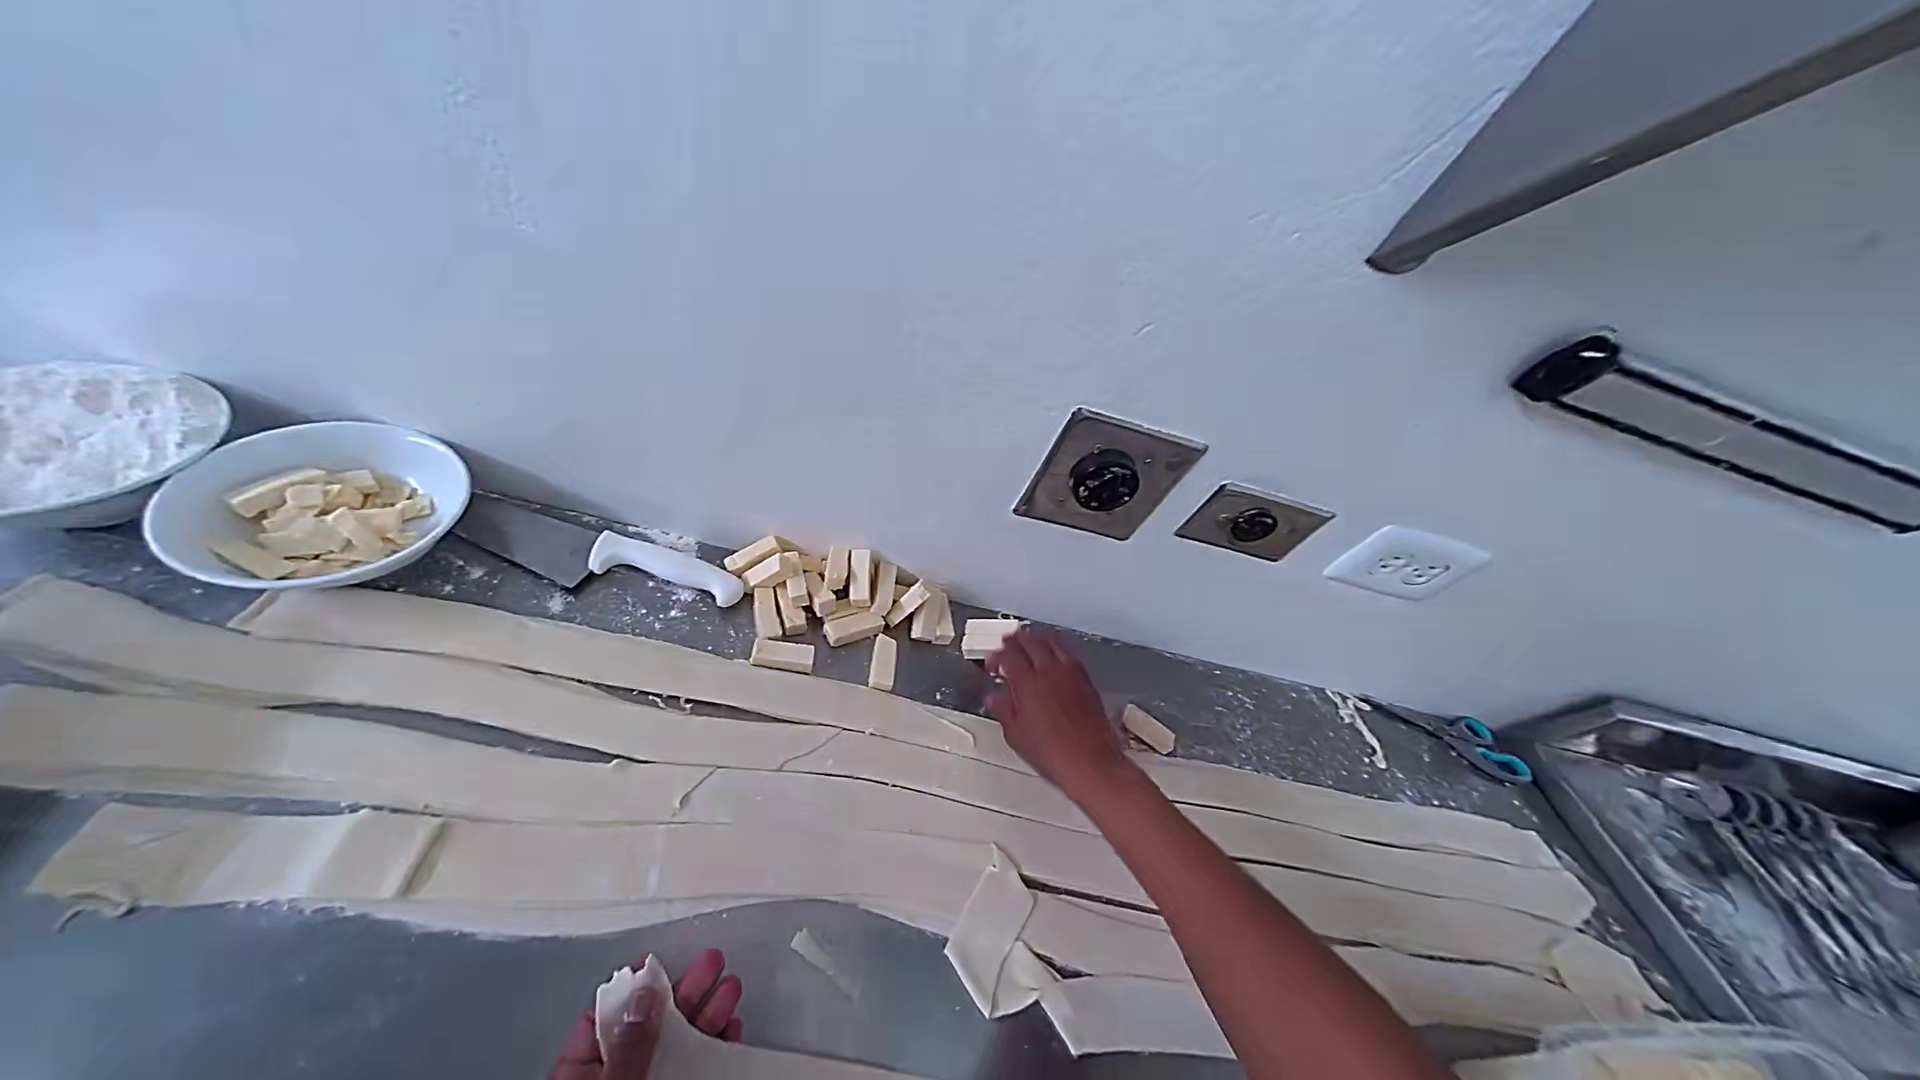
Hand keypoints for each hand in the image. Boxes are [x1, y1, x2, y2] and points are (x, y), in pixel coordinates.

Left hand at [549, 948, 745, 1079]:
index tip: (659, 962)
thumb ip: (629, 1045)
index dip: (634, 985)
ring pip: (679, 1040)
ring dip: (709, 1011)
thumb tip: (645, 991)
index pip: (604, 1017)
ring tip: (732, 988)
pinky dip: (715, 1044)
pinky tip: (730, 1027)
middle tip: (714, 961)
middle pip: (651, 1021)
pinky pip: (695, 1064)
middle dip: (686, 989)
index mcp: (582, 1072)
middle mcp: (613, 1073)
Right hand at [984, 628, 1134, 798]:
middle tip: (1006, 645)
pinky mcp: (1087, 680)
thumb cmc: (1057, 754)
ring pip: (1052, 641)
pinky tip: (1054, 658)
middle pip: (1030, 641)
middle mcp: (1050, 672)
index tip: (992, 664)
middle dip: (1015, 640)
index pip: (1007, 656)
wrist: (1091, 763)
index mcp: (1028, 682)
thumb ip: (1005, 710)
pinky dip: (1057, 650)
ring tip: (1030, 644)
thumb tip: (997, 699)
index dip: (996, 656)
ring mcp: (1071, 673)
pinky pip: (1069, 654)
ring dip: (1037, 639)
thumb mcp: (1017, 735)